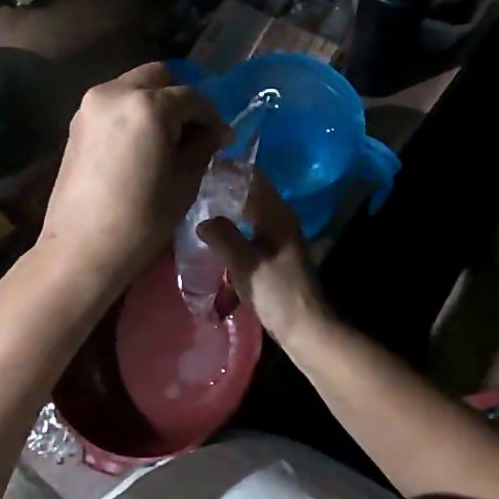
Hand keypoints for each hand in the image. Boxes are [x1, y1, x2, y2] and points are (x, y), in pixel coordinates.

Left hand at [39, 63, 224, 286]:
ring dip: (154, 103)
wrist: (82, 249)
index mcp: (147, 105)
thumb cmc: (142, 220)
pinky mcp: (76, 123)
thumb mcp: (184, 181)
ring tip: (166, 140)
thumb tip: (217, 130)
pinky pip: (114, 105)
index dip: (211, 116)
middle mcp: (114, 93)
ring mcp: (90, 106)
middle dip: (180, 99)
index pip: (191, 97)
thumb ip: (202, 146)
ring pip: (133, 88)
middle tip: (192, 132)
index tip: (221, 137)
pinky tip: (141, 145)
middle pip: (157, 77)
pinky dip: (132, 114)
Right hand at [196, 173, 333, 340]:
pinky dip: (233, 234)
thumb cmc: (278, 294)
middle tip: (191, 193)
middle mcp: (281, 220)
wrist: (306, 329)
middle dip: (223, 192)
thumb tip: (203, 220)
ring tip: (196, 214)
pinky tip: (214, 243)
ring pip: (248, 216)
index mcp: (277, 214)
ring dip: (226, 215)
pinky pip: (249, 235)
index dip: (228, 170)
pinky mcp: (275, 256)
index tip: (200, 170)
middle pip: (250, 195)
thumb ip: (223, 237)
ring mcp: (279, 239)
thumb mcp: (245, 264)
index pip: (253, 177)